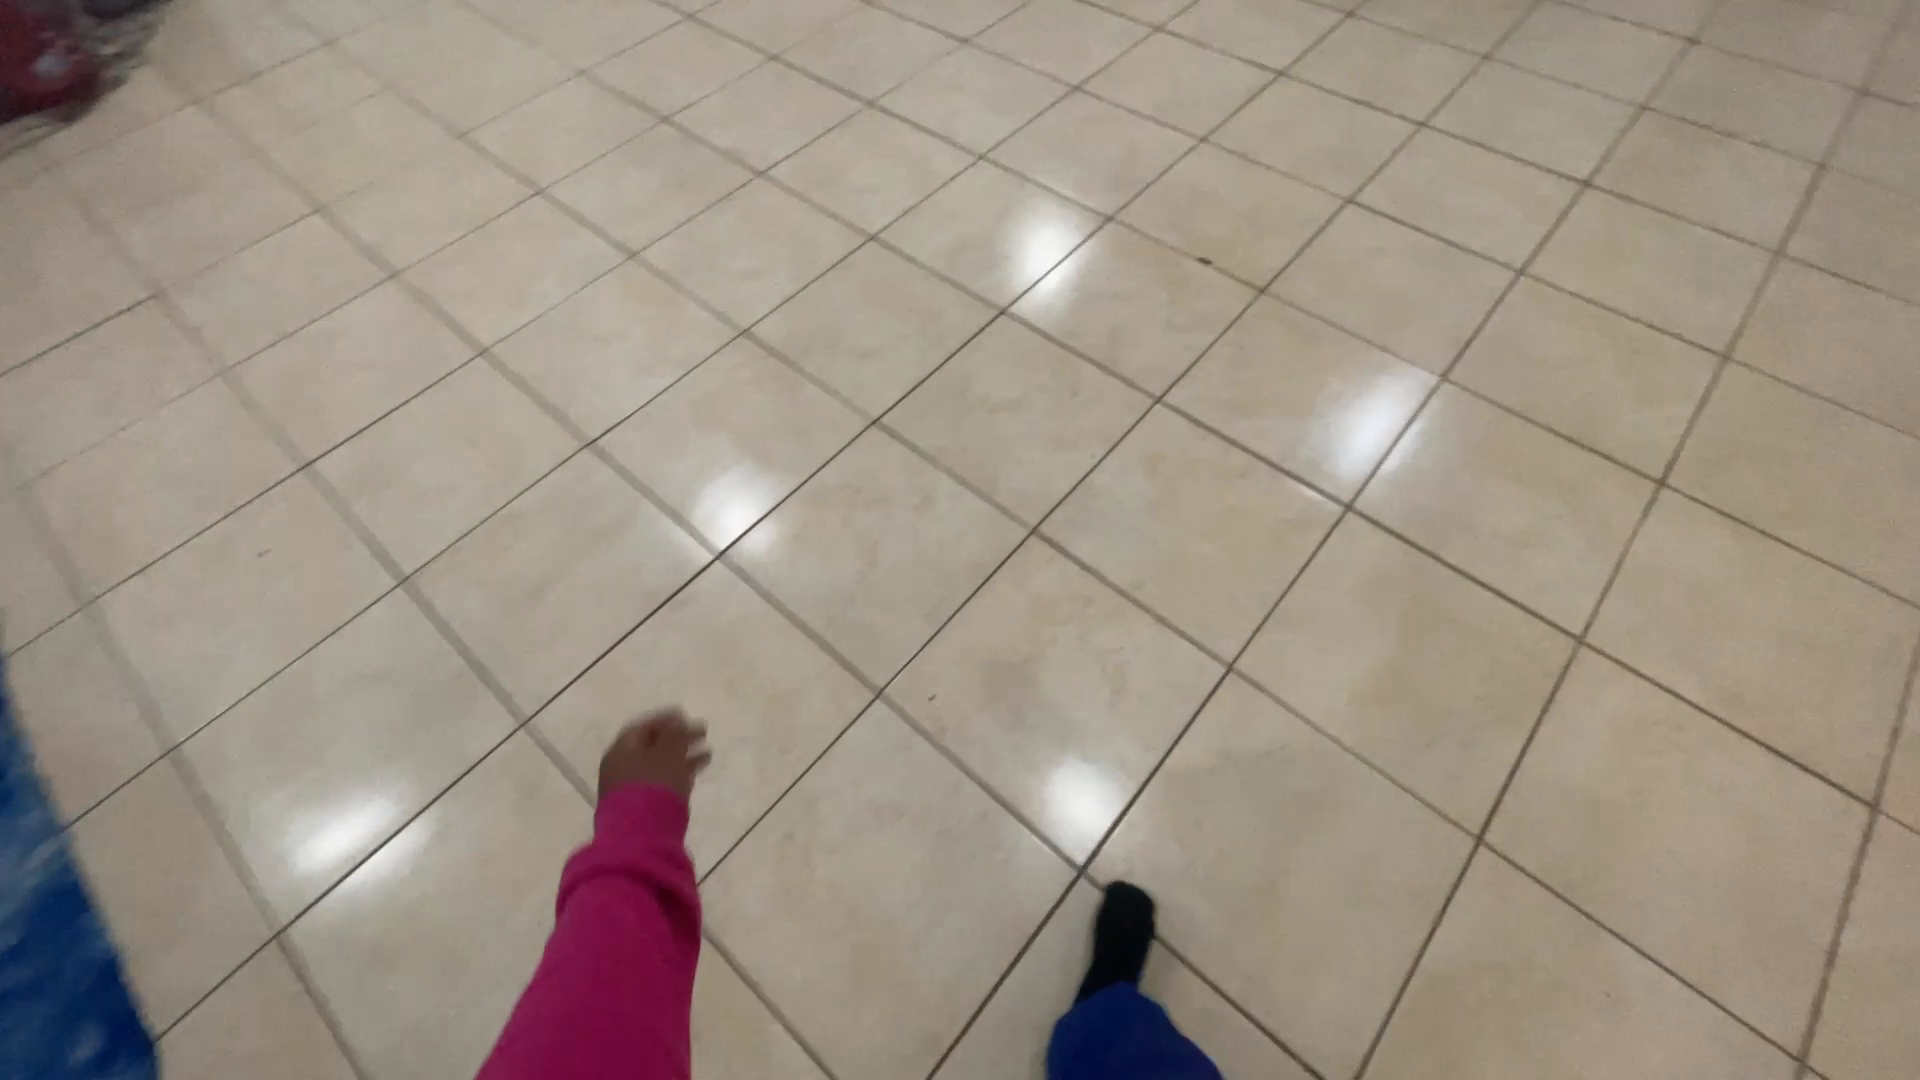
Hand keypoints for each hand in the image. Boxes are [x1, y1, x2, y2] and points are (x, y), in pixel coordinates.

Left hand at [598, 707, 709, 802]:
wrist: (642, 837)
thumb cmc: (655, 786)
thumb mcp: (668, 754)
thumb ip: (675, 734)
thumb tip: (677, 721)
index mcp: (622, 750)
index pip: (643, 727)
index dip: (665, 719)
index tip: (687, 715)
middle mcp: (622, 767)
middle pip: (652, 745)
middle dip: (678, 737)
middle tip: (703, 732)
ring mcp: (632, 788)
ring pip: (661, 764)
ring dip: (684, 755)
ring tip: (708, 752)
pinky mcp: (644, 806)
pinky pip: (664, 781)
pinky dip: (680, 772)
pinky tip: (697, 771)